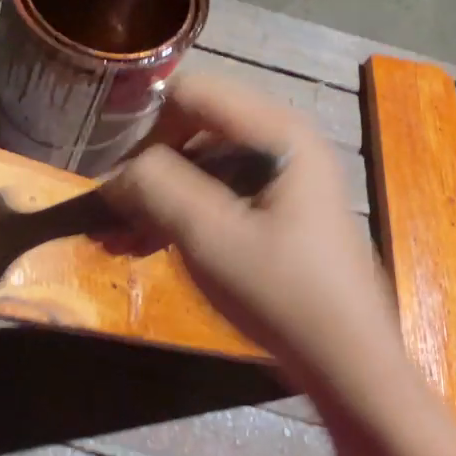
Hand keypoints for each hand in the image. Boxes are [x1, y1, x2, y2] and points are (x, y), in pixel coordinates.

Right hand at [102, 72, 405, 396]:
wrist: (345, 362)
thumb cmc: (281, 293)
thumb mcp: (209, 237)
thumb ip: (155, 188)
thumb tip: (112, 174)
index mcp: (277, 133)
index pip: (192, 94)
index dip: (145, 128)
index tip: (118, 179)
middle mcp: (282, 143)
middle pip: (193, 131)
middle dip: (146, 172)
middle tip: (109, 218)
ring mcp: (282, 181)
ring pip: (200, 170)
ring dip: (155, 201)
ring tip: (116, 242)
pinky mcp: (277, 215)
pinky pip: (216, 199)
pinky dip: (179, 219)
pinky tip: (144, 249)